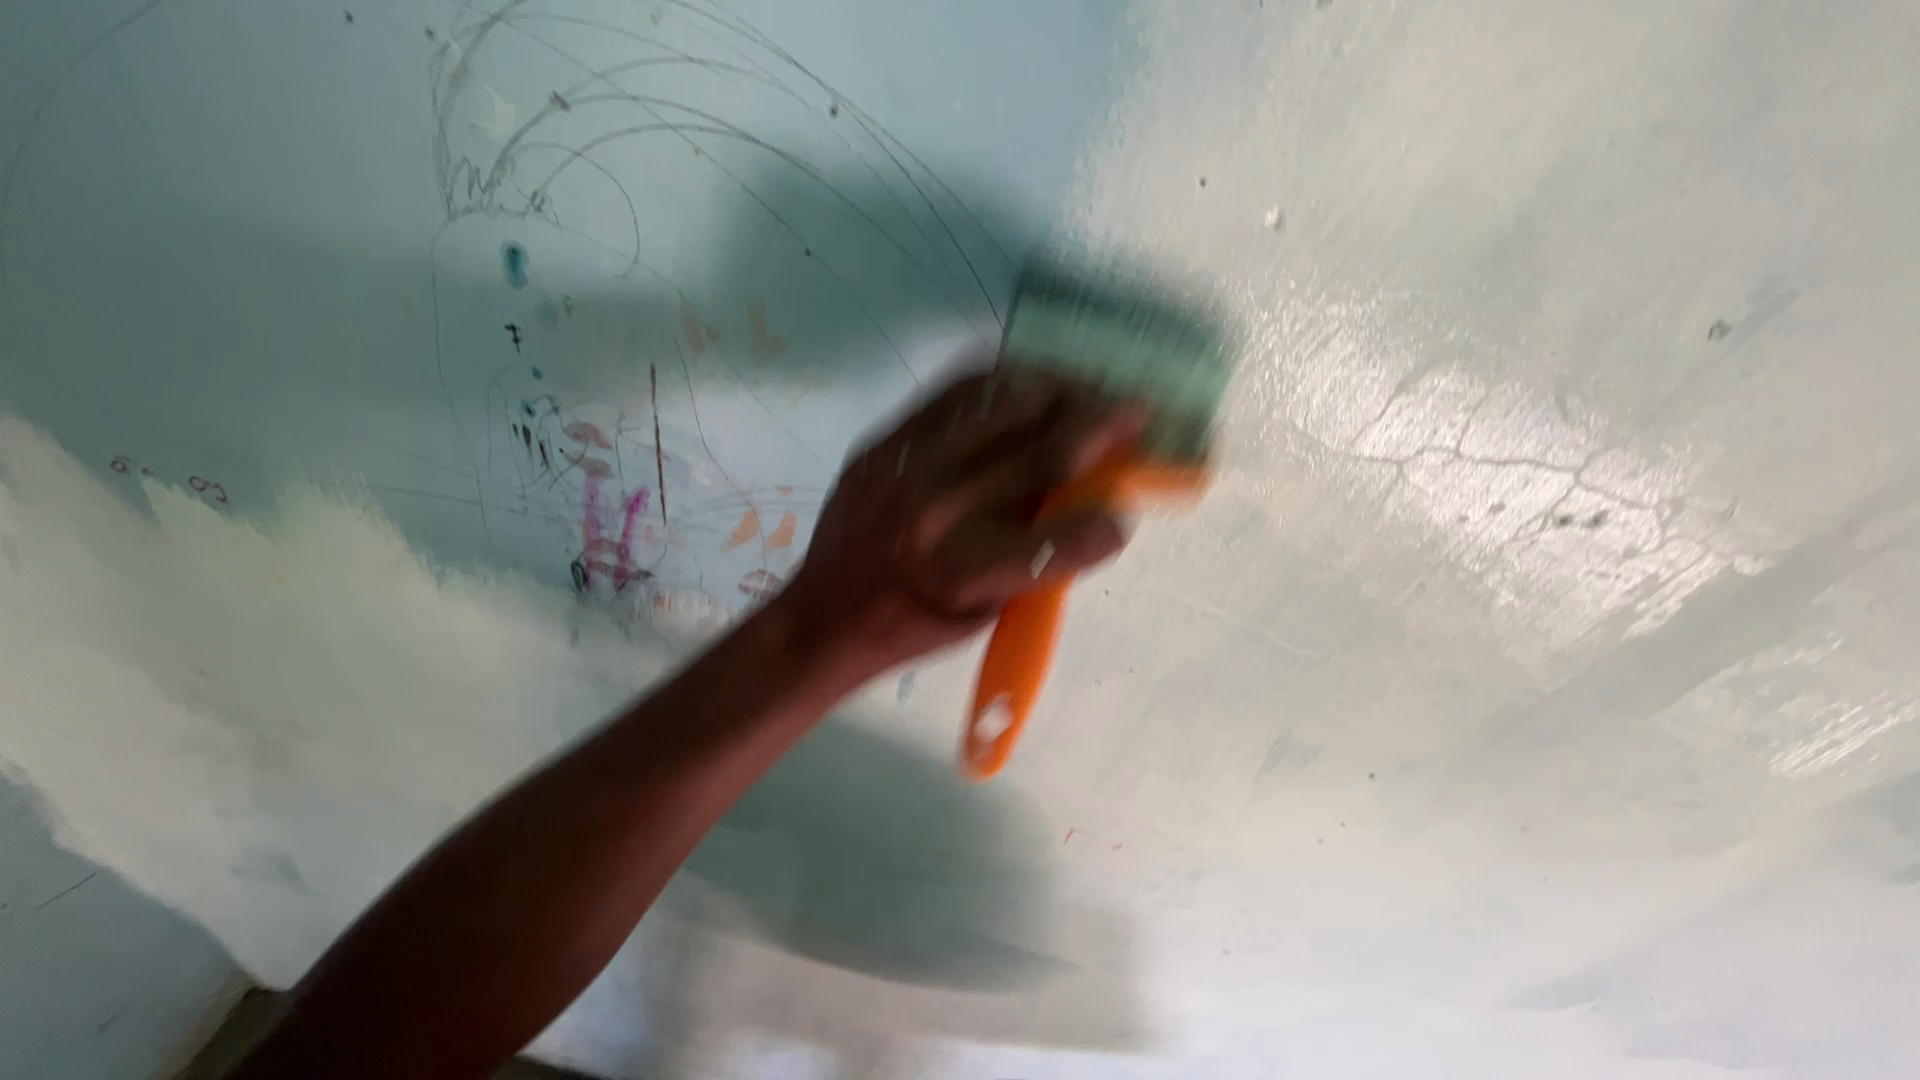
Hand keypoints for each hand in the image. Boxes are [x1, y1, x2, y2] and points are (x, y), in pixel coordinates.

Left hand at [776, 366, 1147, 675]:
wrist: (822, 613)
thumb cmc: (910, 627)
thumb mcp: (981, 615)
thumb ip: (1032, 563)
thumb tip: (1085, 504)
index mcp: (964, 571)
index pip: (1061, 539)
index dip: (1106, 526)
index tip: (1125, 515)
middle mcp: (937, 510)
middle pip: (1042, 451)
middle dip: (1104, 425)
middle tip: (1137, 410)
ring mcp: (905, 466)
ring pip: (1001, 404)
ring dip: (1058, 390)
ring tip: (1086, 387)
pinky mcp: (883, 442)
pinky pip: (954, 392)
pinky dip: (1002, 383)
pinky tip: (1028, 383)